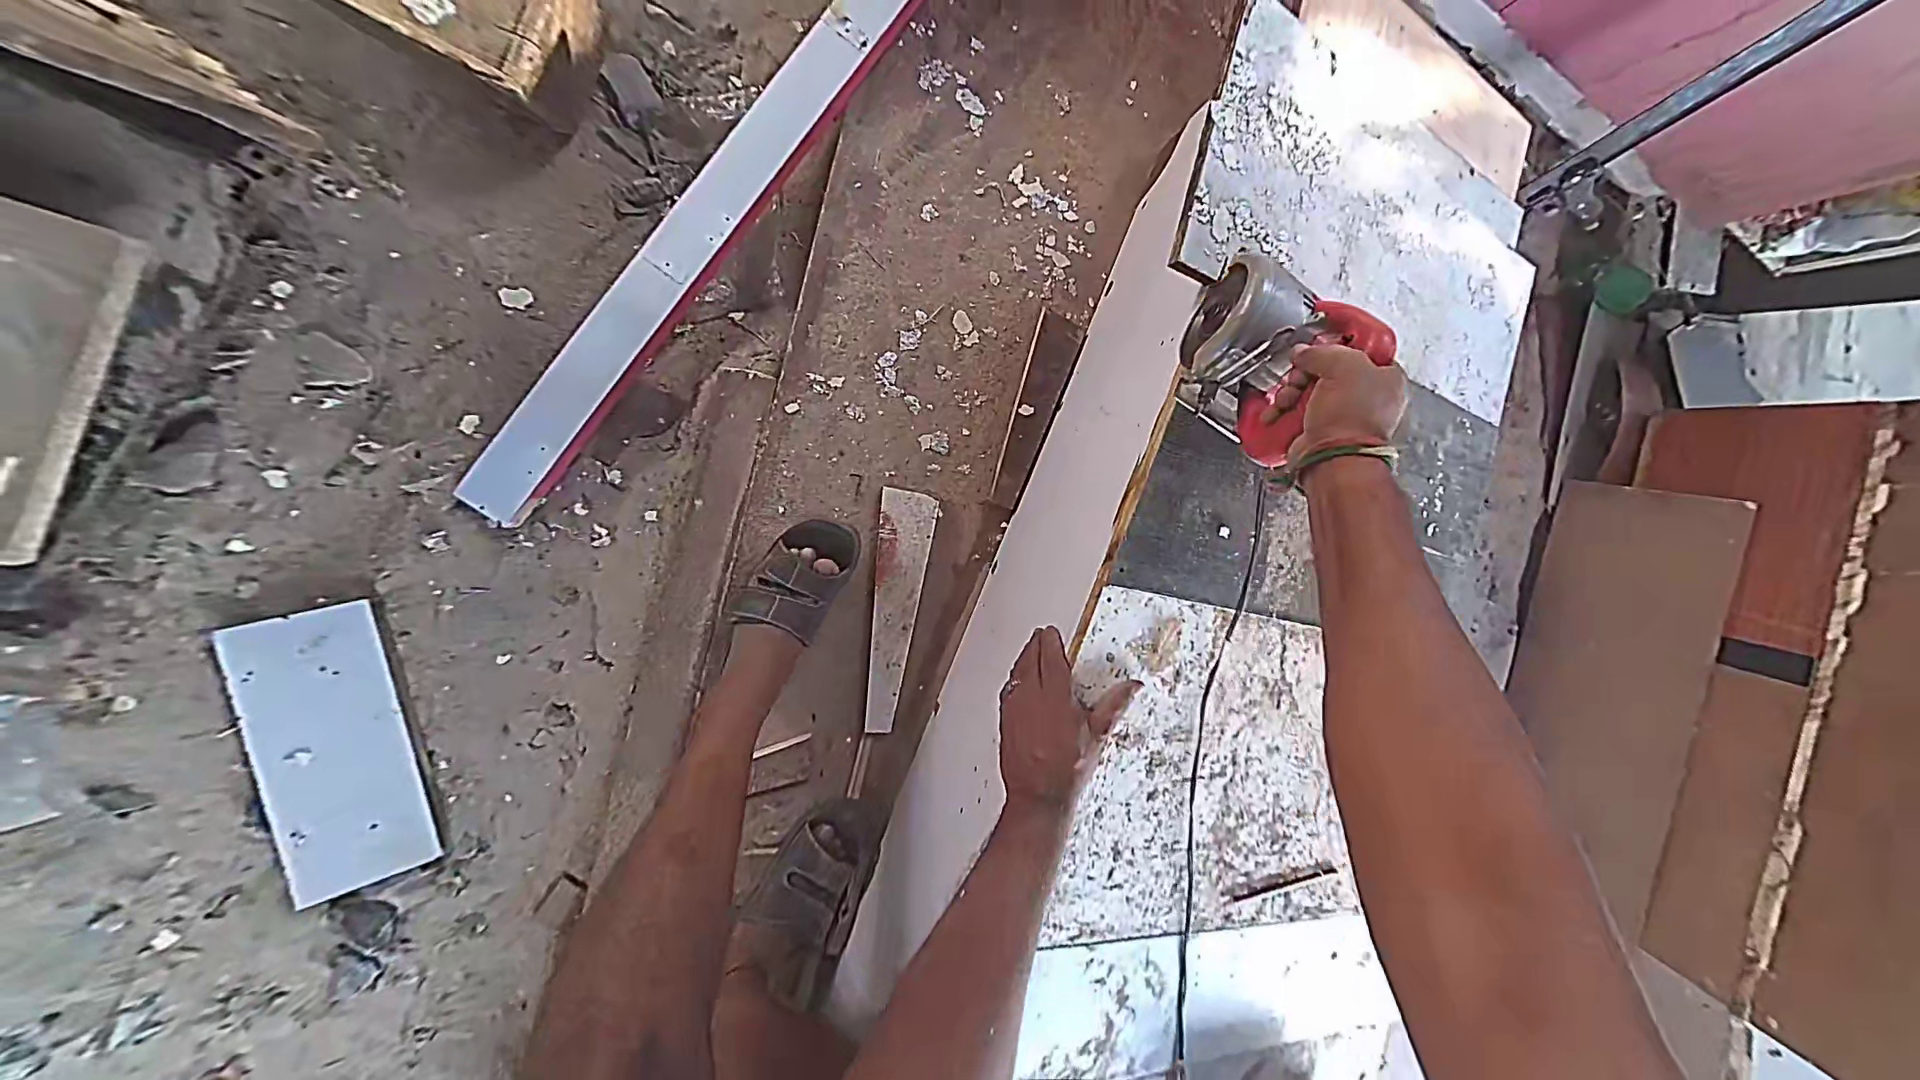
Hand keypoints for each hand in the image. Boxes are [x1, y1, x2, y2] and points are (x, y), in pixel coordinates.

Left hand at [998, 627, 1138, 813]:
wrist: (1038, 794)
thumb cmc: (1067, 769)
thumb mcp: (1096, 734)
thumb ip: (1113, 705)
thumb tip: (1130, 687)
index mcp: (1055, 697)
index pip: (1050, 657)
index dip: (1051, 642)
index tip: (1051, 633)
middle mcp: (1031, 698)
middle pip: (1030, 659)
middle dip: (1035, 645)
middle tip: (1041, 636)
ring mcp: (1014, 708)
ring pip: (1017, 672)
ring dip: (1023, 658)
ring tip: (1030, 652)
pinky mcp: (1004, 719)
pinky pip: (1008, 688)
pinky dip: (1015, 677)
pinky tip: (1018, 679)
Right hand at [1262, 343, 1408, 463]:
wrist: (1331, 459)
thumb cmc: (1350, 419)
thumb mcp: (1344, 367)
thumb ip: (1324, 352)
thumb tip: (1304, 352)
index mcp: (1385, 377)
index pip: (1358, 349)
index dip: (1334, 345)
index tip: (1316, 344)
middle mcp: (1364, 397)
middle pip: (1325, 370)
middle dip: (1303, 373)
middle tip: (1298, 379)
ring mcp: (1338, 415)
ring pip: (1306, 391)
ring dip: (1289, 394)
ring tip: (1286, 401)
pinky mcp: (1317, 431)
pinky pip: (1295, 413)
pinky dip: (1282, 412)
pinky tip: (1276, 414)